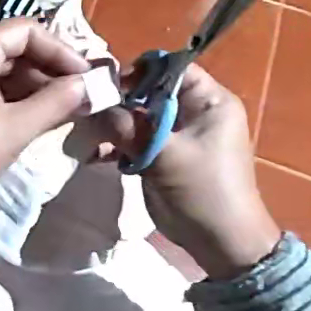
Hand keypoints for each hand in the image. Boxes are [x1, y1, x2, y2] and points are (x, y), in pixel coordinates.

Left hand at [0, 17, 91, 202]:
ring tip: (69, 105)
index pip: (25, 31)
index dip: (60, 50)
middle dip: (51, 68)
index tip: (85, 75)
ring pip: (6, 67)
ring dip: (38, 84)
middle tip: (82, 91)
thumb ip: (55, 102)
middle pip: (15, 47)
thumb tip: (88, 85)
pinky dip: (18, 95)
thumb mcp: (15, 129)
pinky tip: (42, 111)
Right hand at [90, 64, 280, 278]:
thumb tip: (95, 106)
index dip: (140, 73)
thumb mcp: (165, 155)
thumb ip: (129, 128)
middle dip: (122, 101)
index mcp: (210, 101)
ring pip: (142, 117)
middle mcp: (196, 112)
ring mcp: (179, 136)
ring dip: (117, 125)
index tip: (108, 88)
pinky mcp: (166, 157)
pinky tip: (97, 153)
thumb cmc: (203, 191)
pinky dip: (120, 145)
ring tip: (90, 135)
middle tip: (91, 111)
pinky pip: (139, 140)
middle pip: (152, 92)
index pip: (171, 69)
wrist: (220, 242)